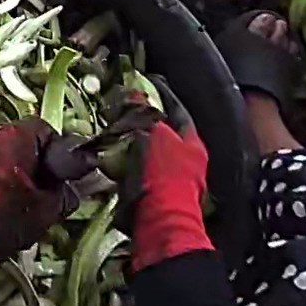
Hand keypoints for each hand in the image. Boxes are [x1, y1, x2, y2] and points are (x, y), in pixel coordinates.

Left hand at [0, 119, 76, 303]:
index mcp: (13, 136)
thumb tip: (70, 192)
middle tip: (43, 204)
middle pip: (22, 147)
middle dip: (35, 173)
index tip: (63, 180)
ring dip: (12, 184)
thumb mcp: (41, 215)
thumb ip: (62, 197)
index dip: (60, 155)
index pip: (47, 131)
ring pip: (0, 162)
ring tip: (18, 218)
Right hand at [122, 76, 212, 271]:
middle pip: (164, 130)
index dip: (162, 94)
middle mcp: (188, 159)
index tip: (148, 80)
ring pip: (151, 148)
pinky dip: (127, 158)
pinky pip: (140, 167)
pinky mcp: (156, 193)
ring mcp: (173, 178)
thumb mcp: (154, 136)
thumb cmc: (162, 176)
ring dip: (134, 138)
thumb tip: (136, 94)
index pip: (177, 109)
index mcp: (192, 143)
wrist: (160, 225)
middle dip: (145, 117)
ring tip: (115, 126)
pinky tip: (113, 154)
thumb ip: (146, 115)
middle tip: (125, 104)